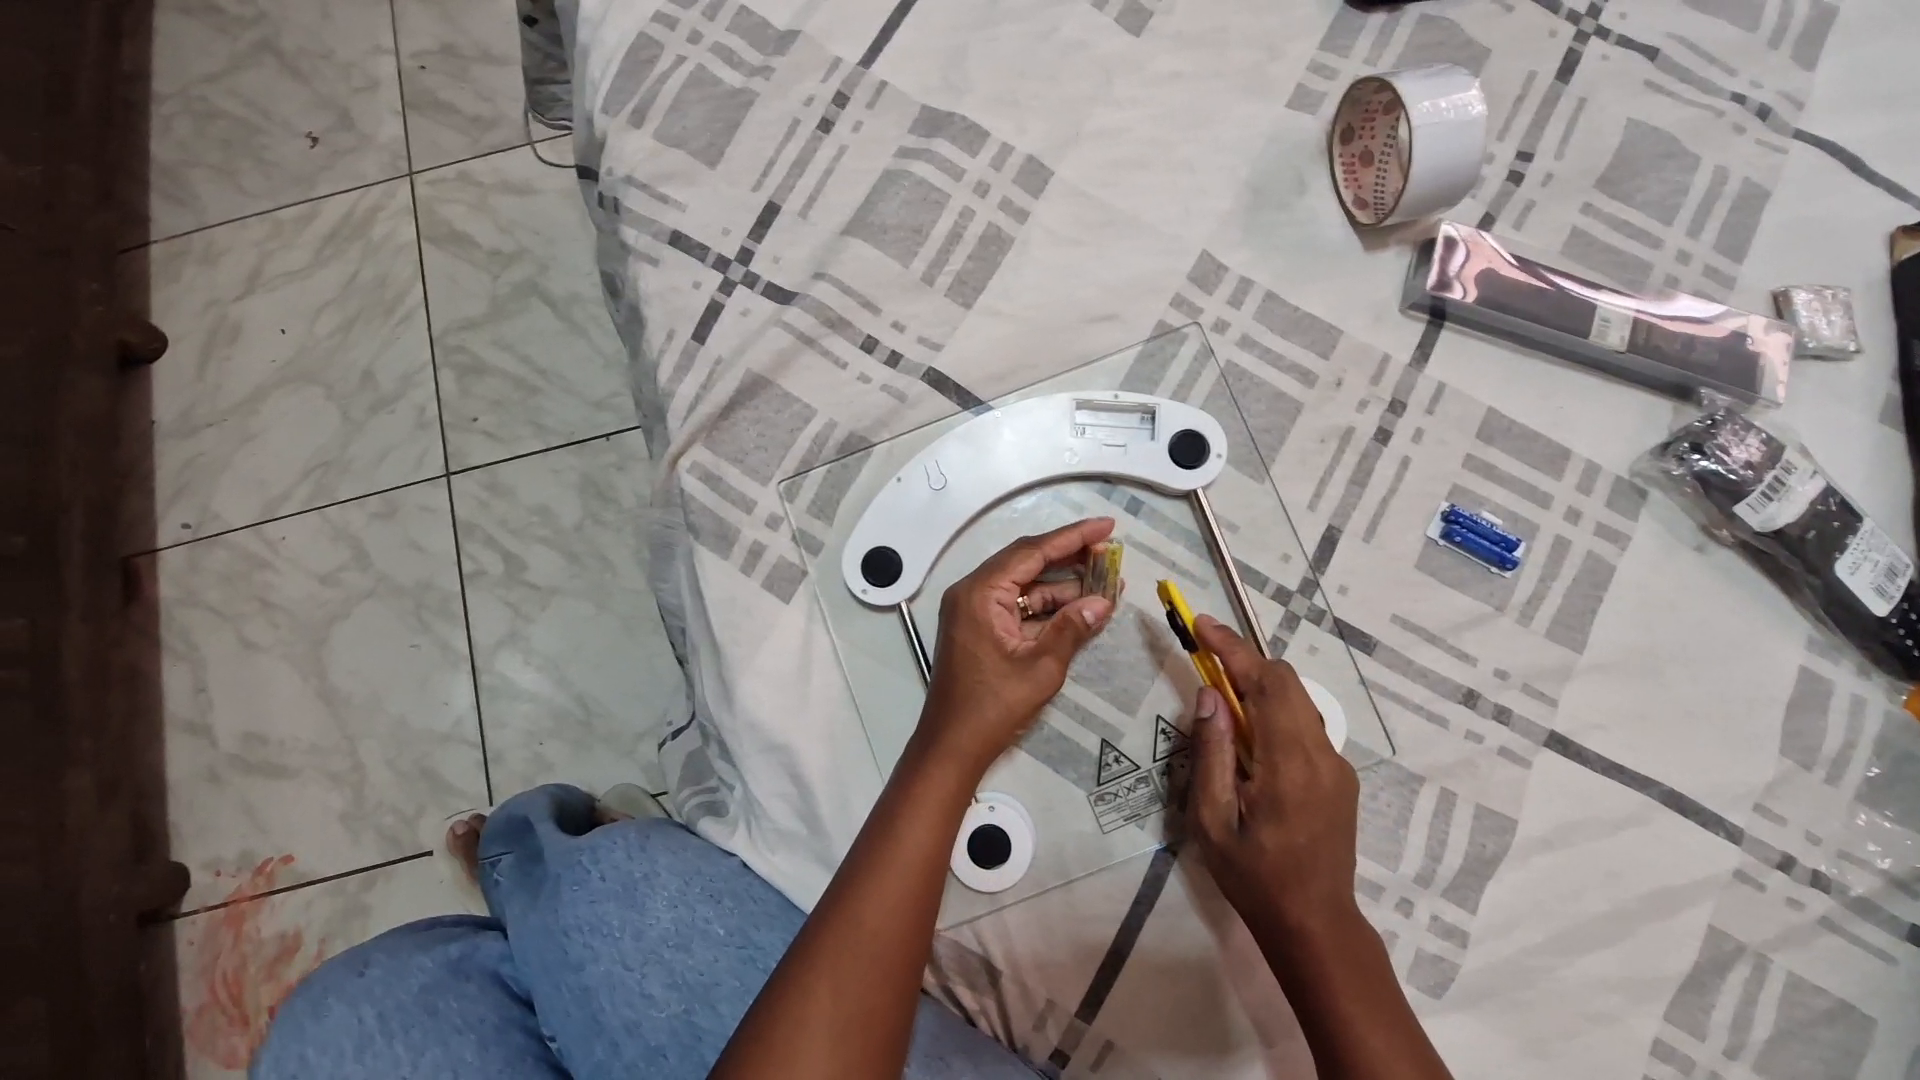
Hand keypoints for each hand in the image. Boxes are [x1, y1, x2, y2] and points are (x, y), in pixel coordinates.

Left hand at [916, 518, 1117, 775]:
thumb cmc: (992, 707)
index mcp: (980, 593)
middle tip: (1109, 551)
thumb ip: (1071, 629)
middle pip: (1026, 562)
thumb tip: (1103, 601)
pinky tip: (1080, 606)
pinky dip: (1046, 606)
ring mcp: (973, 611)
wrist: (952, 745)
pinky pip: (1016, 605)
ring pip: (1023, 584)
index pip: (1031, 552)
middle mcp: (972, 592)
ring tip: (1105, 579)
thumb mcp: (1040, 667)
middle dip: (1069, 556)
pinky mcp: (979, 628)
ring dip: (1061, 583)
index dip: (1072, 537)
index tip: (1107, 526)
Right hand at [1188, 615, 1363, 952]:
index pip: (1267, 684)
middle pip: (1287, 682)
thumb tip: (1208, 696)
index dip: (1233, 648)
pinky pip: (1305, 726)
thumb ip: (1212, 754)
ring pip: (1299, 701)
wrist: (1316, 924)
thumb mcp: (1213, 821)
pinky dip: (1274, 711)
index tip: (1201, 624)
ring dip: (1259, 685)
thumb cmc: (1254, 878)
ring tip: (1220, 694)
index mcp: (1290, 765)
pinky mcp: (1340, 777)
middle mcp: (1322, 755)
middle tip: (1203, 653)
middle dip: (1244, 659)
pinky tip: (1249, 736)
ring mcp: (1338, 765)